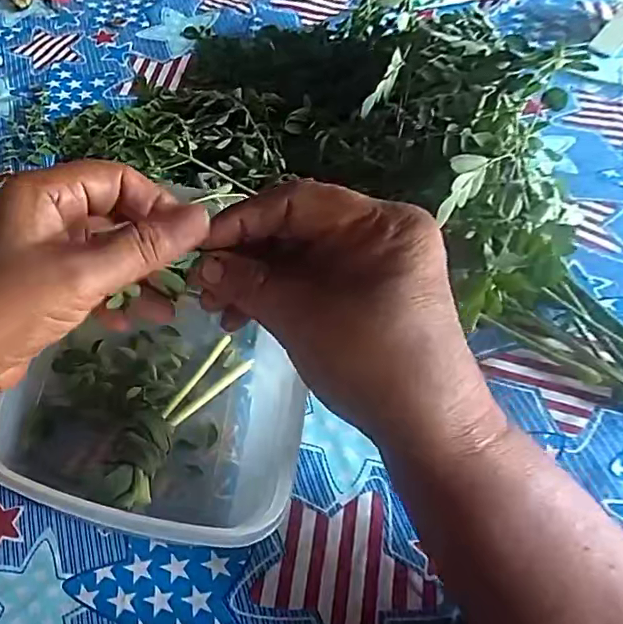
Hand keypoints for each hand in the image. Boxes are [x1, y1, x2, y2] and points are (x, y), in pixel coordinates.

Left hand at [0, 159, 208, 395]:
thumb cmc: (12, 305)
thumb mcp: (82, 273)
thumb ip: (143, 246)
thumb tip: (202, 217)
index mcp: (43, 194)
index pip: (114, 179)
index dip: (154, 203)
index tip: (187, 237)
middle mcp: (39, 217)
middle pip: (108, 217)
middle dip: (147, 246)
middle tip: (182, 275)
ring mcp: (35, 255)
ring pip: (98, 254)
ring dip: (133, 278)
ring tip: (166, 309)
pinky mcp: (35, 290)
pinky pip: (82, 283)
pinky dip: (107, 298)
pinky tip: (128, 322)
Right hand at [189, 180, 502, 449]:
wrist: (423, 422)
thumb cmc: (369, 358)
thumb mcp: (300, 315)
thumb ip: (248, 282)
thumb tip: (202, 266)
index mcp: (379, 223)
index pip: (295, 201)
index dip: (241, 220)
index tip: (199, 248)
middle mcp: (374, 233)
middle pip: (291, 228)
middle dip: (241, 255)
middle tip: (202, 285)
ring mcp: (365, 264)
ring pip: (291, 257)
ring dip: (248, 278)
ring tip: (216, 308)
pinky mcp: (354, 292)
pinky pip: (302, 280)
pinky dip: (268, 294)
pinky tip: (240, 318)